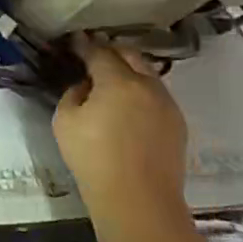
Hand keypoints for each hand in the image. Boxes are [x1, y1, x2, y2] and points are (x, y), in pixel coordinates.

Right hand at [52, 32, 188, 211]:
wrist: (139, 200)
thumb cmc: (94, 158)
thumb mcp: (64, 122)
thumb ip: (73, 94)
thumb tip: (86, 87)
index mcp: (119, 80)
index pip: (99, 52)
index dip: (84, 44)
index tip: (74, 41)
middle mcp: (148, 85)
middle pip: (130, 55)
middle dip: (111, 51)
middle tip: (93, 56)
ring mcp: (168, 104)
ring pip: (148, 75)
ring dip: (129, 71)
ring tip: (112, 81)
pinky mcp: (178, 124)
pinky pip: (156, 97)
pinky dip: (141, 93)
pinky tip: (128, 108)